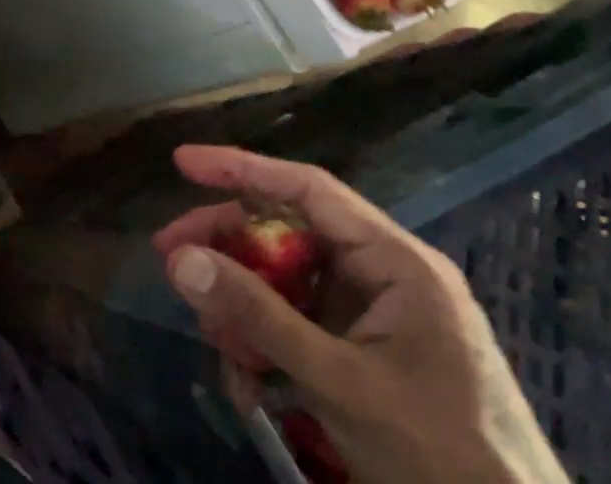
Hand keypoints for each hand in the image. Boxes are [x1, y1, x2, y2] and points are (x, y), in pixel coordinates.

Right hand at [152, 146, 568, 483]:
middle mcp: (382, 278)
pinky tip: (250, 385)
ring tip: (226, 356)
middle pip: (284, 236)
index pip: (308, 191)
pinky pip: (292, 325)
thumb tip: (180, 258)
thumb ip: (258, 317)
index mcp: (396, 265)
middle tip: (171, 263)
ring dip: (242, 314)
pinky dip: (262, 346)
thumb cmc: (439, 448)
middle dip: (226, 253)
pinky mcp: (359, 351)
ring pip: (281, 285)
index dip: (242, 169)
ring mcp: (370, 316)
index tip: (181, 163)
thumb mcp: (339, 381)